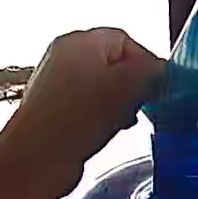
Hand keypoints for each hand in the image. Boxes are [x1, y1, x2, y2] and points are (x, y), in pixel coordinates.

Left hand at [0, 27, 164, 198]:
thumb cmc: (76, 119)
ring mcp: (56, 85)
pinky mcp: (54, 112)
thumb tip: (161, 71)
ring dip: (119, 104)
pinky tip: (104, 133)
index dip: (146, 63)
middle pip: (114, 64)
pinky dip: (102, 118)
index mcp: (79, 42)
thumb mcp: (127, 87)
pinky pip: (88, 108)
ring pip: (102, 88)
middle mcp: (64, 58)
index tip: (158, 86)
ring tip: (122, 122)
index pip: (125, 40)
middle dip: (133, 85)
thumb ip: (151, 71)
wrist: (37, 158)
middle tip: (142, 105)